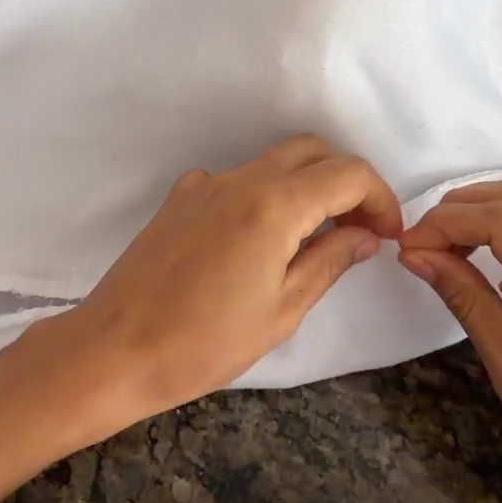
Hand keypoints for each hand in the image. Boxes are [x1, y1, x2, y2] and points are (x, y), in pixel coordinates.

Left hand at [41, 135, 402, 424]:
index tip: (388, 234)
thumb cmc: (203, 343)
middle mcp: (239, 179)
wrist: (113, 350)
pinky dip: (266, 196)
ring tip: (317, 239)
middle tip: (360, 230)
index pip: (347, 172)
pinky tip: (261, 244)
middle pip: (311, 152)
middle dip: (347, 181)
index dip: (380, 197)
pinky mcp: (180, 198)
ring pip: (273, 162)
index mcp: (272, 204)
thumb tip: (366, 233)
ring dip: (307, 186)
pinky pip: (237, 181)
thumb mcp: (282, 310)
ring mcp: (204, 183)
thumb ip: (330, 260)